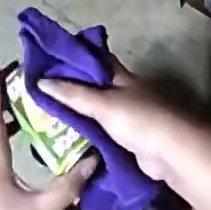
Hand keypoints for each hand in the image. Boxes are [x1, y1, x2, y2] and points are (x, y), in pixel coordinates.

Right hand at [38, 68, 210, 185]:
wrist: (170, 152)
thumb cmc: (138, 118)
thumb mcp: (102, 103)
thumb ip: (73, 94)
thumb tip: (40, 81)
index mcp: (121, 76)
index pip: (95, 59)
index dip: (74, 57)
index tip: (48, 60)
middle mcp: (125, 92)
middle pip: (94, 87)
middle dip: (70, 90)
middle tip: (39, 94)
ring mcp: (128, 117)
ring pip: (97, 113)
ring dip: (77, 116)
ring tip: (46, 120)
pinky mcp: (129, 140)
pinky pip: (102, 135)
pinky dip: (87, 137)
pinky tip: (67, 142)